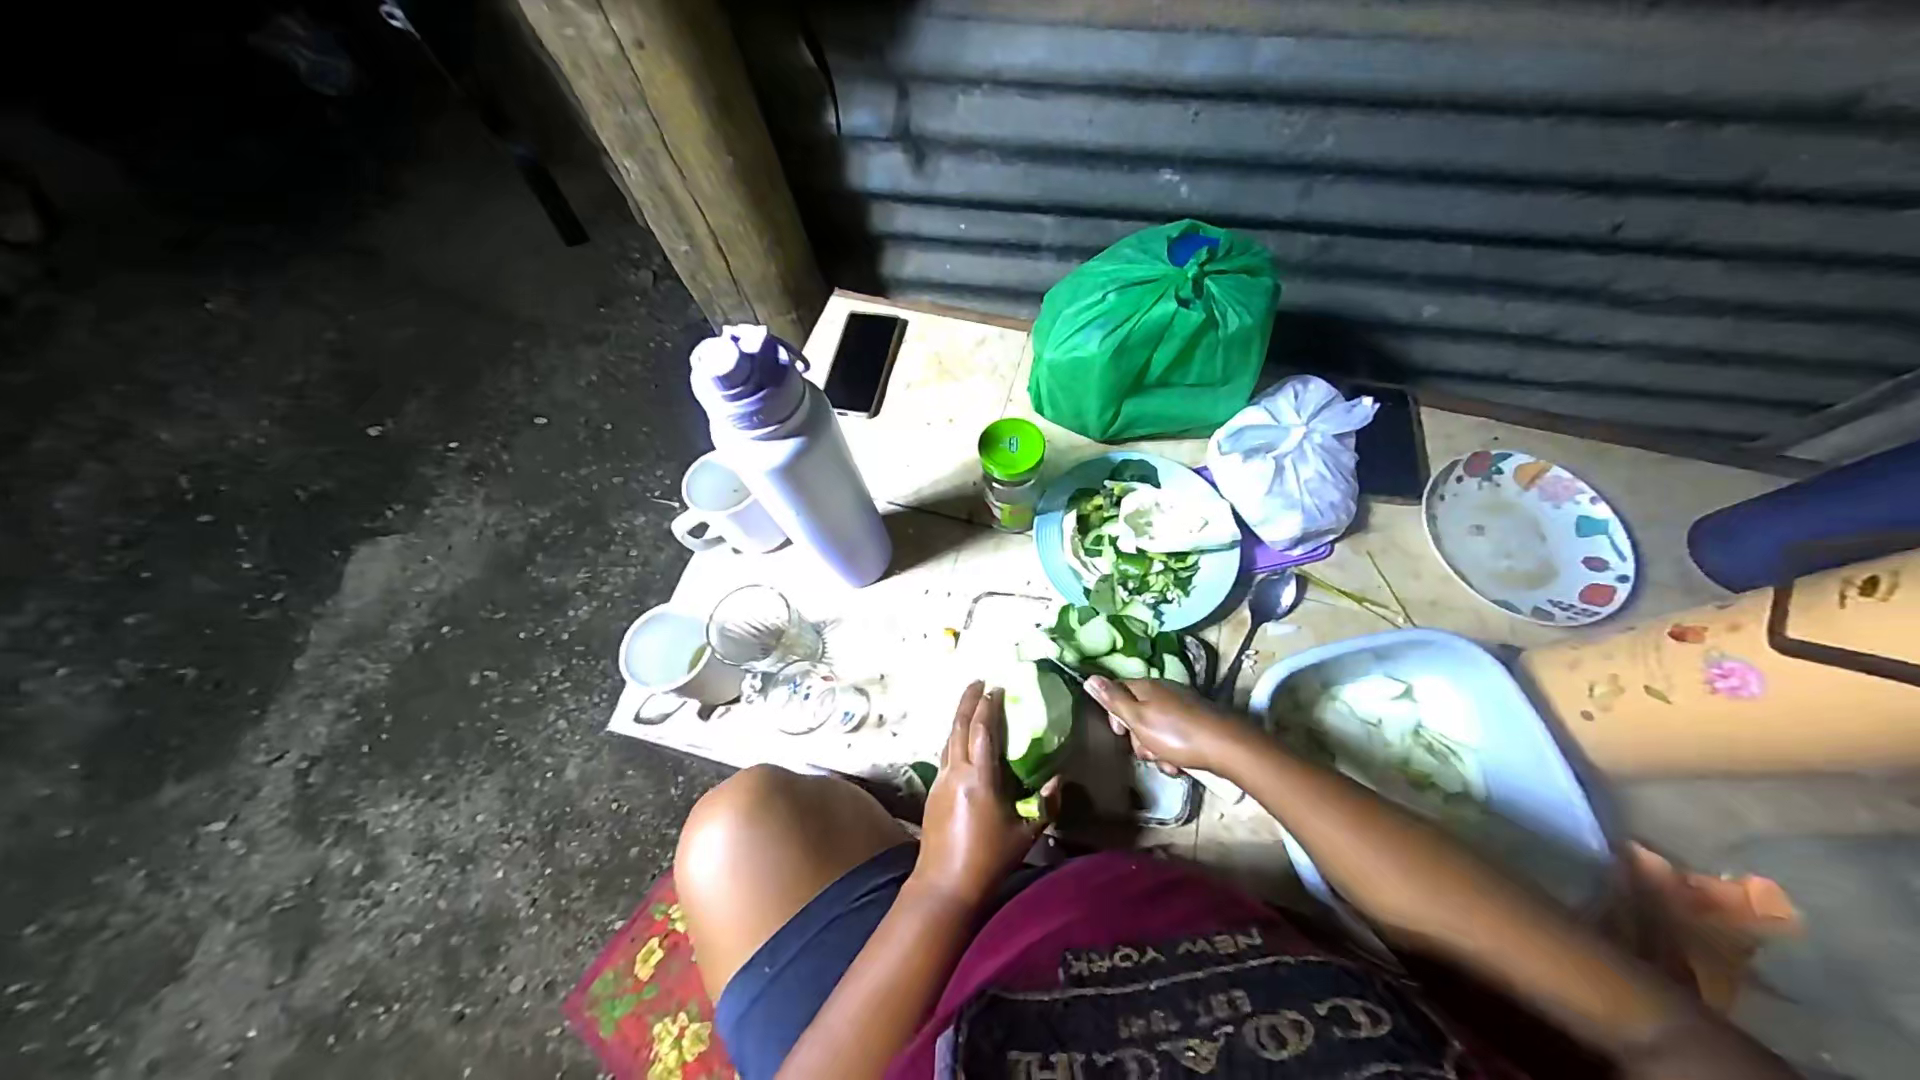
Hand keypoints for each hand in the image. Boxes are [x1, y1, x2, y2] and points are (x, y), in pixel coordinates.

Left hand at [913, 681, 1054, 907]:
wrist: (944, 884)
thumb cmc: (988, 859)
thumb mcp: (1025, 834)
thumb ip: (1044, 805)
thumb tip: (1058, 780)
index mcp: (978, 777)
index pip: (982, 730)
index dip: (989, 706)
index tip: (997, 688)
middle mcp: (955, 772)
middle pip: (958, 726)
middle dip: (968, 701)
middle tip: (979, 682)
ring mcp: (941, 781)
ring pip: (948, 738)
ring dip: (958, 717)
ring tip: (971, 704)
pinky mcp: (933, 792)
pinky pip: (945, 754)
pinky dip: (954, 738)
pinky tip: (961, 740)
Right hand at [1084, 676, 1247, 775]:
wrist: (1226, 747)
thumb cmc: (1176, 734)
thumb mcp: (1138, 718)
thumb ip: (1113, 700)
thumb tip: (1089, 678)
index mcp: (1147, 687)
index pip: (1118, 690)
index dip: (1114, 712)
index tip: (1118, 732)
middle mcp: (1164, 692)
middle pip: (1137, 713)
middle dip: (1138, 737)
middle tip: (1146, 751)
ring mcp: (1182, 707)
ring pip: (1156, 729)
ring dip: (1156, 749)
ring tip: (1166, 762)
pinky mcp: (1196, 723)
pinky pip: (1175, 737)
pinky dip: (1174, 752)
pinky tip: (1179, 765)